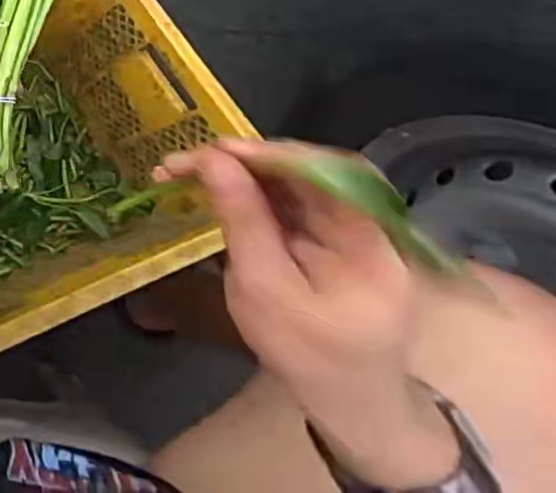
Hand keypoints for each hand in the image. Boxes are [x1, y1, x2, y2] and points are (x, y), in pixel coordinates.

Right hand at [160, 140, 459, 487]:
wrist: (344, 405)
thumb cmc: (306, 353)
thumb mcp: (265, 288)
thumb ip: (243, 219)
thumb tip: (213, 159)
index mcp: (371, 244)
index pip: (329, 175)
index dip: (272, 154)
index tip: (218, 150)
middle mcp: (364, 227)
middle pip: (305, 171)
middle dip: (242, 160)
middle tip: (187, 160)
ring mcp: (343, 231)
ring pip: (288, 181)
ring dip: (235, 170)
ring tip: (185, 169)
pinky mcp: (320, 236)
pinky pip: (282, 198)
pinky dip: (243, 188)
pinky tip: (211, 187)